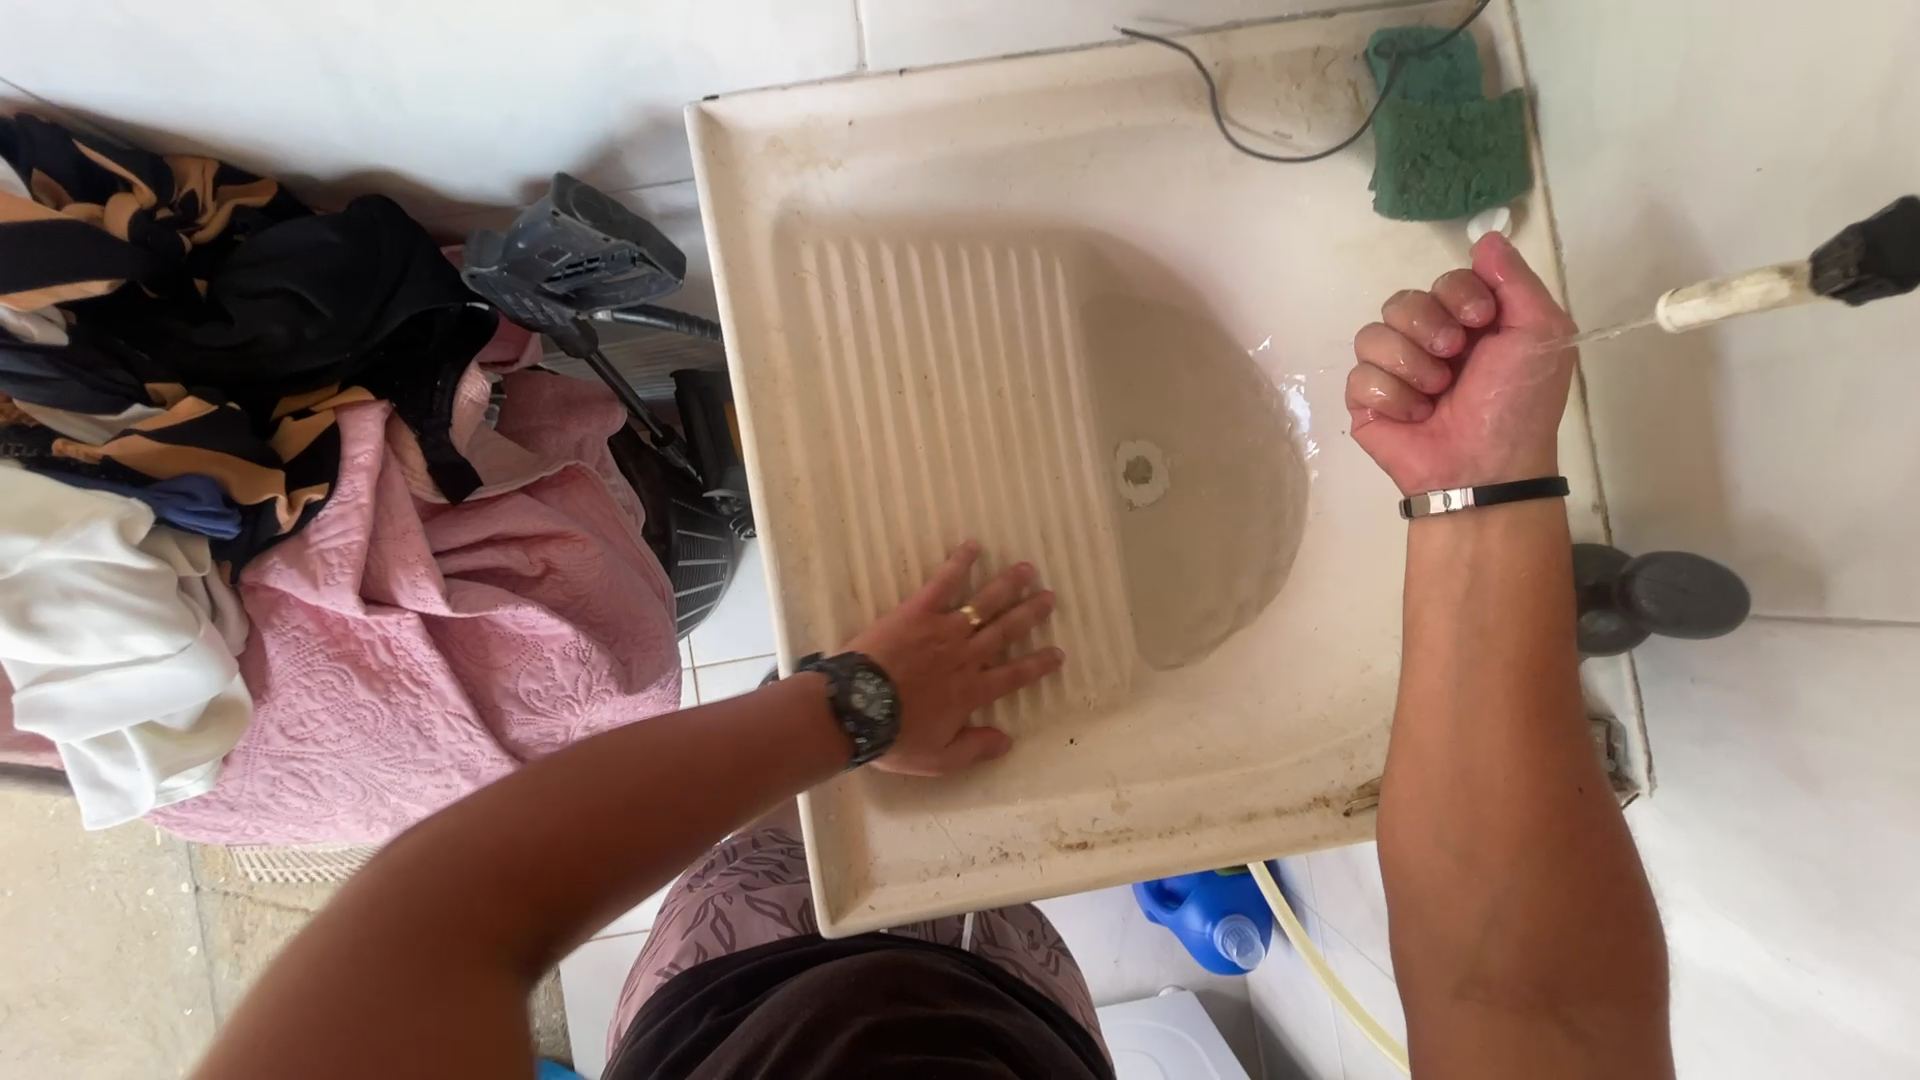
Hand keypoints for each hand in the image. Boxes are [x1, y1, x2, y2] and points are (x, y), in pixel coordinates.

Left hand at [842, 541, 1062, 776]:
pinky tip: (973, 546)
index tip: (1057, 653)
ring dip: (1007, 586)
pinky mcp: (918, 611)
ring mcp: (944, 630)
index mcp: (971, 691)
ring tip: (1027, 569)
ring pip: (984, 604)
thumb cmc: (893, 736)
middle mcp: (966, 656)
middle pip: (1006, 631)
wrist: (856, 709)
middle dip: (1030, 614)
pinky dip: (959, 564)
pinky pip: (943, 583)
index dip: (1038, 665)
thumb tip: (1007, 742)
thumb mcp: (937, 759)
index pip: (1014, 675)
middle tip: (1050, 597)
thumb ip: (973, 749)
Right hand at [1346, 233, 1578, 495]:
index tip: (1480, 322)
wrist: (1484, 465)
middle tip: (1454, 357)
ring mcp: (1391, 371)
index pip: (1441, 281)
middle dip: (1427, 328)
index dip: (1455, 295)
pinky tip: (1413, 415)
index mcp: (1466, 323)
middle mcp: (1425, 341)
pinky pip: (1358, 377)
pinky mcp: (1364, 401)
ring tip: (1434, 393)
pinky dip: (1391, 395)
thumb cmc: (1518, 404)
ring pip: (1371, 336)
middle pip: (1399, 302)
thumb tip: (1485, 237)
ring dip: (1409, 364)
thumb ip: (1515, 281)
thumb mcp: (1540, 333)